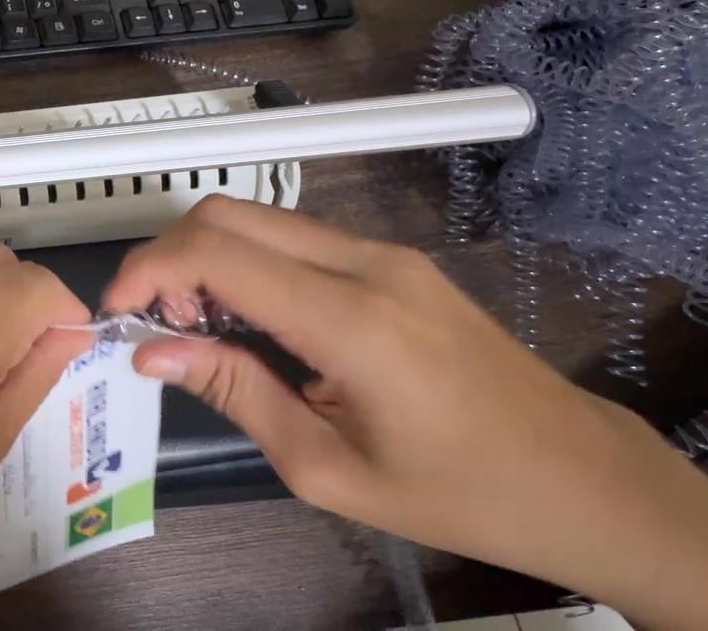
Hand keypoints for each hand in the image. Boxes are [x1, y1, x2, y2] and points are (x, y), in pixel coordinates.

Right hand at [107, 195, 707, 628]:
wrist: (588, 482)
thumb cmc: (459, 493)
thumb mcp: (327, 469)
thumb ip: (232, 392)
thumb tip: (151, 351)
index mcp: (351, 320)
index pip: (214, 252)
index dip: (145, 271)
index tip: (118, 314)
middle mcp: (365, 263)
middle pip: (224, 214)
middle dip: (166, 256)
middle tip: (160, 321)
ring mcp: (383, 252)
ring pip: (254, 217)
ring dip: (203, 255)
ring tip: (202, 324)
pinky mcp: (391, 258)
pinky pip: (289, 235)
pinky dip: (243, 259)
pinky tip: (251, 316)